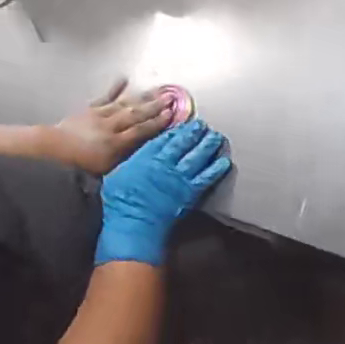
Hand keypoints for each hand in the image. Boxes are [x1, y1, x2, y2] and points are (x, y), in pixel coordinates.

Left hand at [50, 79, 170, 174]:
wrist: (50, 153)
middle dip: (154, 106)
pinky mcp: (88, 110)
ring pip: (124, 104)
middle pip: (135, 115)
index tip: (171, 115)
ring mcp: (98, 116)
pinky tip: (124, 79)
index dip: (157, 123)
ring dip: (141, 97)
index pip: (141, 131)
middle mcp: (110, 127)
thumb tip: (145, 156)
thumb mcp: (106, 170)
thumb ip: (125, 160)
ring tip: (156, 90)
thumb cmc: (79, 167)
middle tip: (170, 98)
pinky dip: (115, 89)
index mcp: (115, 144)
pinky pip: (104, 97)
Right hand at [96, 121, 232, 266]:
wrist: (134, 221)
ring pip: (199, 155)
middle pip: (186, 142)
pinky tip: (225, 161)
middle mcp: (167, 162)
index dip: (179, 128)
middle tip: (204, 125)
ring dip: (209, 144)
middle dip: (196, 131)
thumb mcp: (120, 171)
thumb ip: (136, 159)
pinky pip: (208, 177)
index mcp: (147, 156)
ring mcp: (181, 176)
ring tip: (217, 137)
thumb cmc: (120, 199)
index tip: (186, 122)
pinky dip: (217, 168)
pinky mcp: (191, 191)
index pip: (167, 137)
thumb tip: (143, 151)